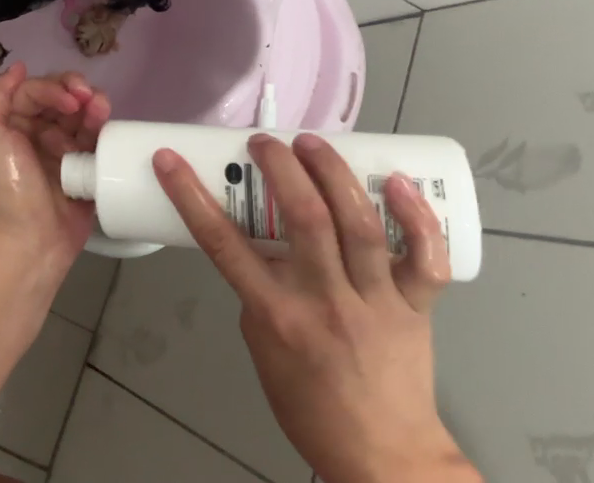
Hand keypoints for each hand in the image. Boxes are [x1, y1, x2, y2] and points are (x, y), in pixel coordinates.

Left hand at [0, 62, 108, 272]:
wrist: (28, 243)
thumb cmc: (4, 188)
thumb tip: (18, 68)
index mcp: (8, 125)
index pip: (34, 91)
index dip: (53, 88)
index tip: (70, 99)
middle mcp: (34, 136)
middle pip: (60, 100)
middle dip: (77, 92)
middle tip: (90, 99)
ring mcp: (61, 155)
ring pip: (81, 119)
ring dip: (93, 108)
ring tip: (103, 110)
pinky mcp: (84, 174)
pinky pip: (96, 145)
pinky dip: (103, 132)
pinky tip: (109, 127)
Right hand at [153, 134, 477, 482]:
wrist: (382, 456)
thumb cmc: (308, 404)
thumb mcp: (261, 346)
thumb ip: (261, 291)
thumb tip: (265, 247)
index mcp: (274, 313)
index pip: (222, 242)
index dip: (189, 194)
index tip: (169, 160)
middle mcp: (324, 300)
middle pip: (302, 218)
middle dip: (279, 167)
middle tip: (264, 142)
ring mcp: (375, 302)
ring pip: (359, 225)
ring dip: (333, 173)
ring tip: (313, 143)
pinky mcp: (417, 307)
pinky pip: (424, 259)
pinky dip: (418, 219)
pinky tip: (400, 182)